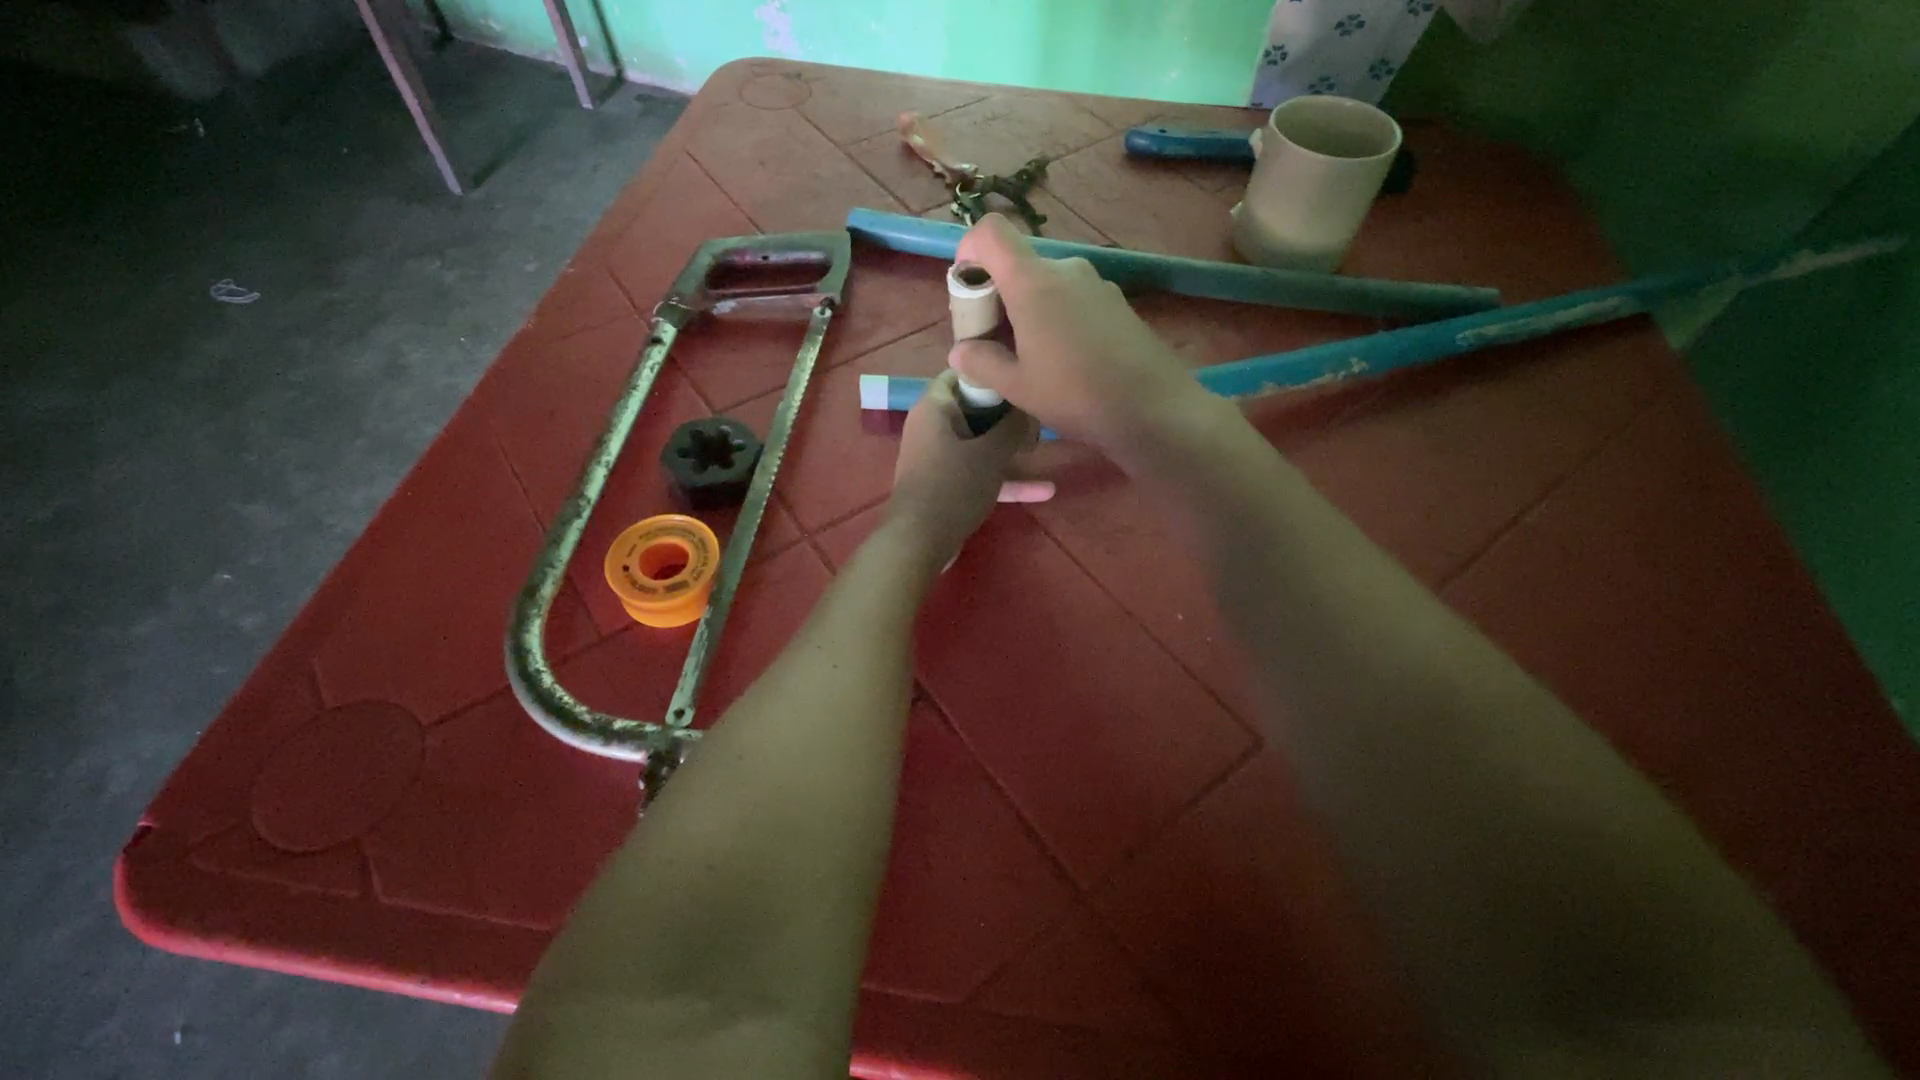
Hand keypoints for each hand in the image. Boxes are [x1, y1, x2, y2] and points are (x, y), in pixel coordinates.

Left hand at [887, 370, 1049, 565]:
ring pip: (979, 443)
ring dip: (1011, 447)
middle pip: (974, 408)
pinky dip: (1004, 478)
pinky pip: (977, 472)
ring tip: (1047, 447)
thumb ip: (1014, 427)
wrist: (919, 541)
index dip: (991, 371)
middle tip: (1040, 414)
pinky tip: (1045, 491)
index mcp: (934, 407)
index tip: (1021, 375)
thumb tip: (1030, 409)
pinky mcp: (945, 485)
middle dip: (1008, 412)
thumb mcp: (990, 454)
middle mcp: (932, 426)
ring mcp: (938, 457)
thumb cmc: (953, 486)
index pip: (961, 372)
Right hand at [949, 214, 1205, 456]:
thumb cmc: (1077, 396)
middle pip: (1018, 265)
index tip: (968, 292)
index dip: (970, 250)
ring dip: (1029, 312)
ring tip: (1032, 361)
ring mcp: (1097, 284)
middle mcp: (1066, 270)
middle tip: (995, 345)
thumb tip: (960, 350)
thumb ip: (982, 362)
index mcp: (1033, 282)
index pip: (991, 231)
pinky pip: (1074, 300)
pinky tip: (1067, 363)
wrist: (1156, 410)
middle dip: (998, 297)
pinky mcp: (1118, 303)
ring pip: (1047, 285)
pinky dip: (1058, 319)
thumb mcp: (1018, 387)